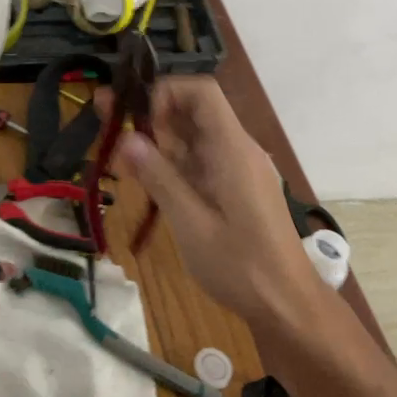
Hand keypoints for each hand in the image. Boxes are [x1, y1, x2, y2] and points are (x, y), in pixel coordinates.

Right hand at [100, 77, 316, 323]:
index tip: (138, 122)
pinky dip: (173, 163)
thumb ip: (159, 177)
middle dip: (151, 114)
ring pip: (195, 137)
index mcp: (233, 149)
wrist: (289, 305)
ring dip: (158, 140)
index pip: (201, 91)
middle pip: (194, 111)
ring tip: (118, 152)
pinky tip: (147, 178)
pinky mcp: (237, 188)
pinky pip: (202, 161)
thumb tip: (126, 138)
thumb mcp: (192, 224)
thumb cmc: (242, 266)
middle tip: (107, 124)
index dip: (165, 94)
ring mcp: (239, 169)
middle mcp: (238, 150)